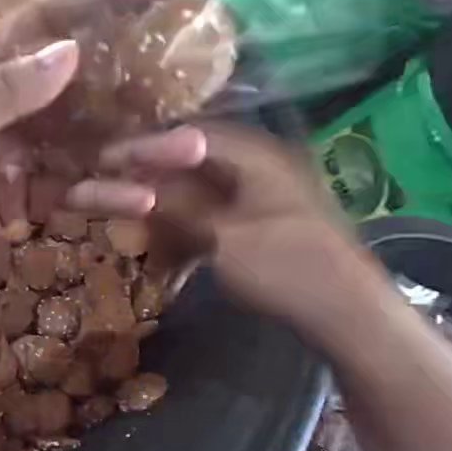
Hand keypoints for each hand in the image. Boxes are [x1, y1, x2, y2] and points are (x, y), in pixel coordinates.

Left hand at [0, 0, 180, 315]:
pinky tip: (144, 200)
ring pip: (92, 144)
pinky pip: (78, 191)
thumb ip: (2, 94)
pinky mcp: (31, 196)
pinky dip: (108, 195)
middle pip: (87, 85)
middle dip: (139, 81)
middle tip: (197, 73)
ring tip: (190, 149)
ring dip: (139, 148)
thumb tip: (70, 52)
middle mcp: (15, 106)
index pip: (49, 23)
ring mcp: (26, 153)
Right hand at [70, 122, 379, 325]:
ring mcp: (263, 196)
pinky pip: (215, 217)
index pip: (187, 137)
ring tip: (135, 226)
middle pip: (191, 162)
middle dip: (150, 178)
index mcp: (254, 156)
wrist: (347, 313)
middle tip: (112, 189)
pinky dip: (189, 231)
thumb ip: (177, 205)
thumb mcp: (223, 236)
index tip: (104, 161)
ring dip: (167, 209)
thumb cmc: (286, 266)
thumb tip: (133, 184)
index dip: (142, 147)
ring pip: (200, 191)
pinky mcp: (264, 225)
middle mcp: (258, 166)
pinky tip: (170, 260)